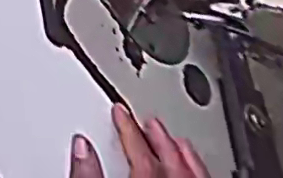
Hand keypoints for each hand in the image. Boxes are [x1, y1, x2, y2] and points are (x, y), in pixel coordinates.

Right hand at [69, 106, 210, 177]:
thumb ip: (89, 174)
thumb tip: (81, 145)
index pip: (141, 154)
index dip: (128, 129)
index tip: (120, 111)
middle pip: (172, 165)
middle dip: (160, 139)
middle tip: (150, 120)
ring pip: (195, 177)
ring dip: (186, 158)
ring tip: (179, 142)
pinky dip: (200, 175)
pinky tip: (196, 170)